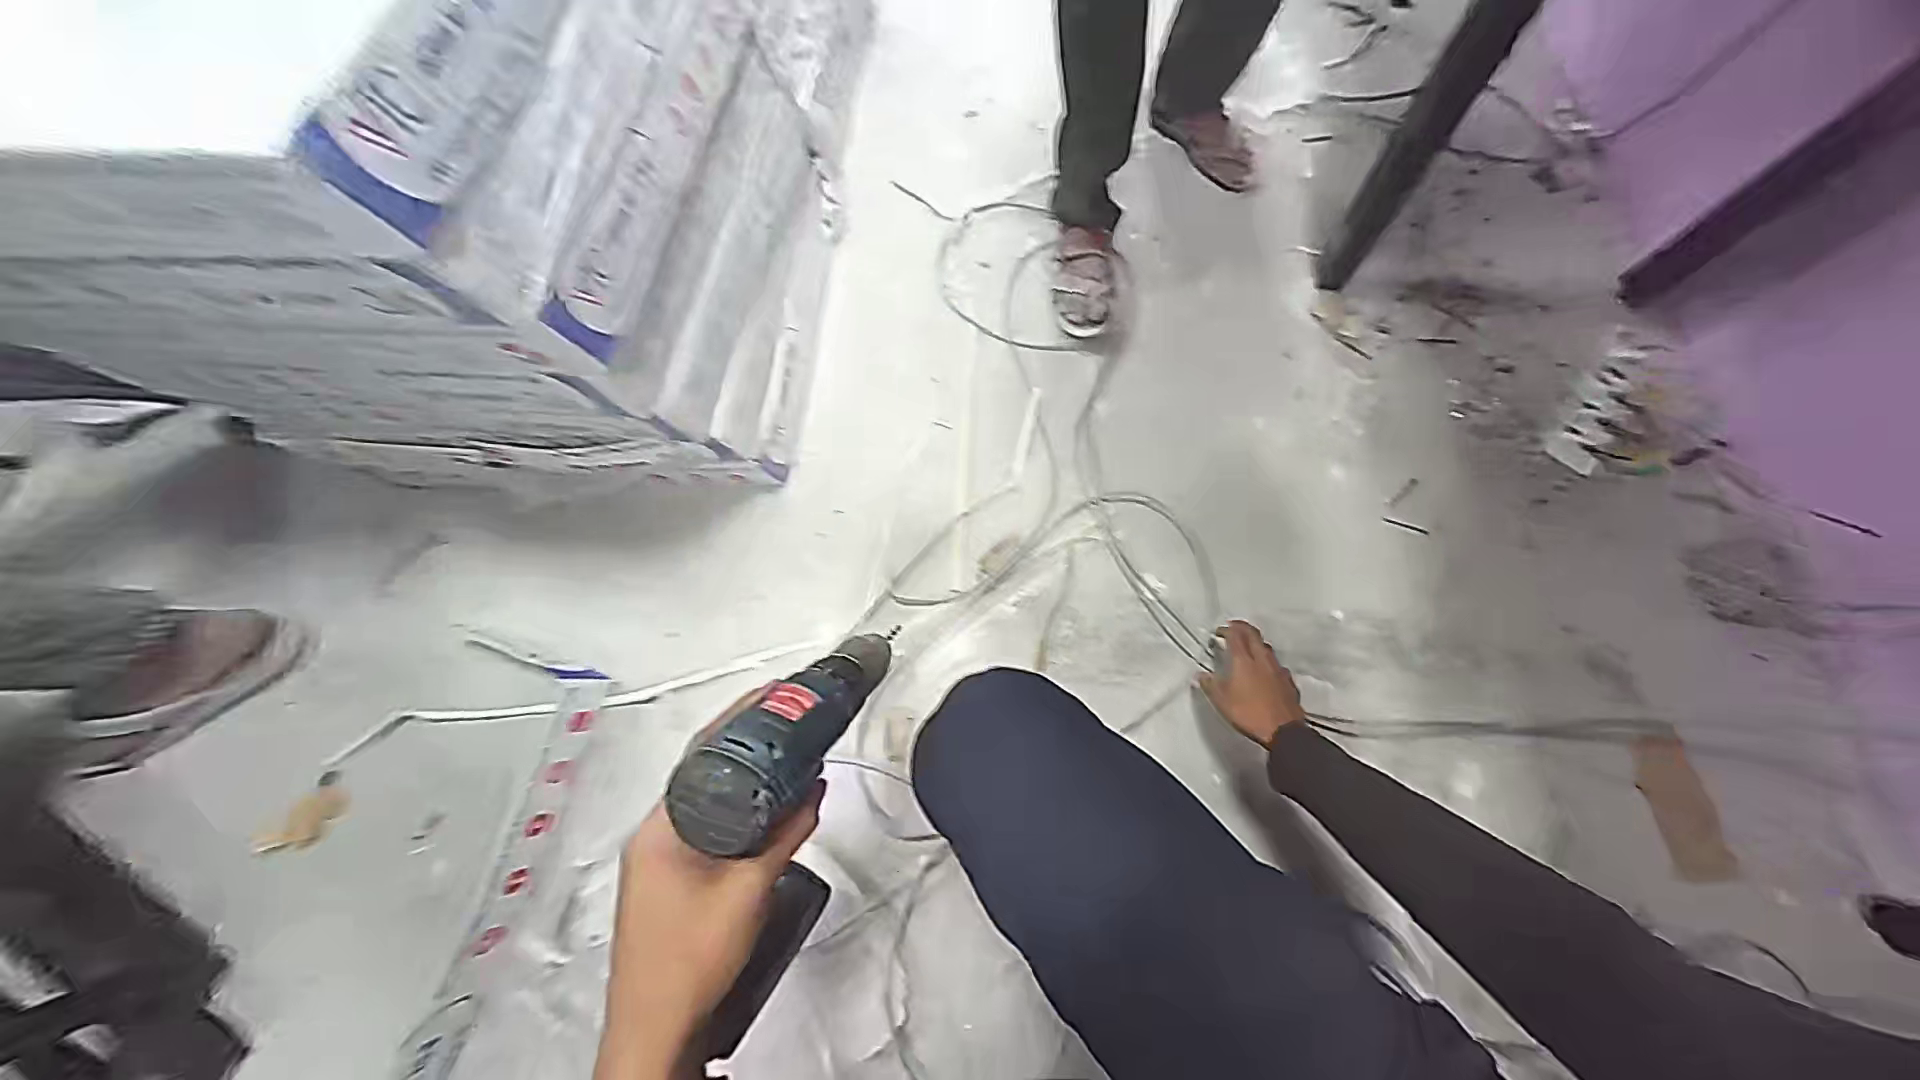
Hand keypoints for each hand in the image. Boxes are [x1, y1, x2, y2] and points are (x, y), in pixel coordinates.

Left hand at [595, 688, 824, 1079]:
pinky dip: (734, 806)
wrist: (658, 1031)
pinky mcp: (669, 876)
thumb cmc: (685, 968)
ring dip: (739, 775)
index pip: (702, 753)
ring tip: (775, 756)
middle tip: (777, 717)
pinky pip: (706, 822)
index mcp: (661, 829)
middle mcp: (653, 836)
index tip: (767, 696)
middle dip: (742, 740)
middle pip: (702, 769)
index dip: (738, 718)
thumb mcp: (750, 888)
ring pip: (705, 797)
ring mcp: (657, 857)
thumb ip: (786, 834)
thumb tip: (810, 796)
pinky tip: (758, 810)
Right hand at [1197, 620, 1306, 747]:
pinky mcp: (1288, 682)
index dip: (1226, 630)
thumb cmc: (1249, 713)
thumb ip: (1210, 685)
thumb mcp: (1221, 701)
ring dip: (1256, 643)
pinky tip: (1266, 670)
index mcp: (1243, 661)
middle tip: (1234, 628)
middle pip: (1254, 635)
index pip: (1235, 636)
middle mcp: (1262, 660)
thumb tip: (1201, 676)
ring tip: (1248, 647)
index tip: (1219, 631)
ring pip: (1267, 648)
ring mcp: (1278, 670)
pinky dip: (1268, 661)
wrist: (1283, 731)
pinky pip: (1277, 664)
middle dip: (1243, 628)